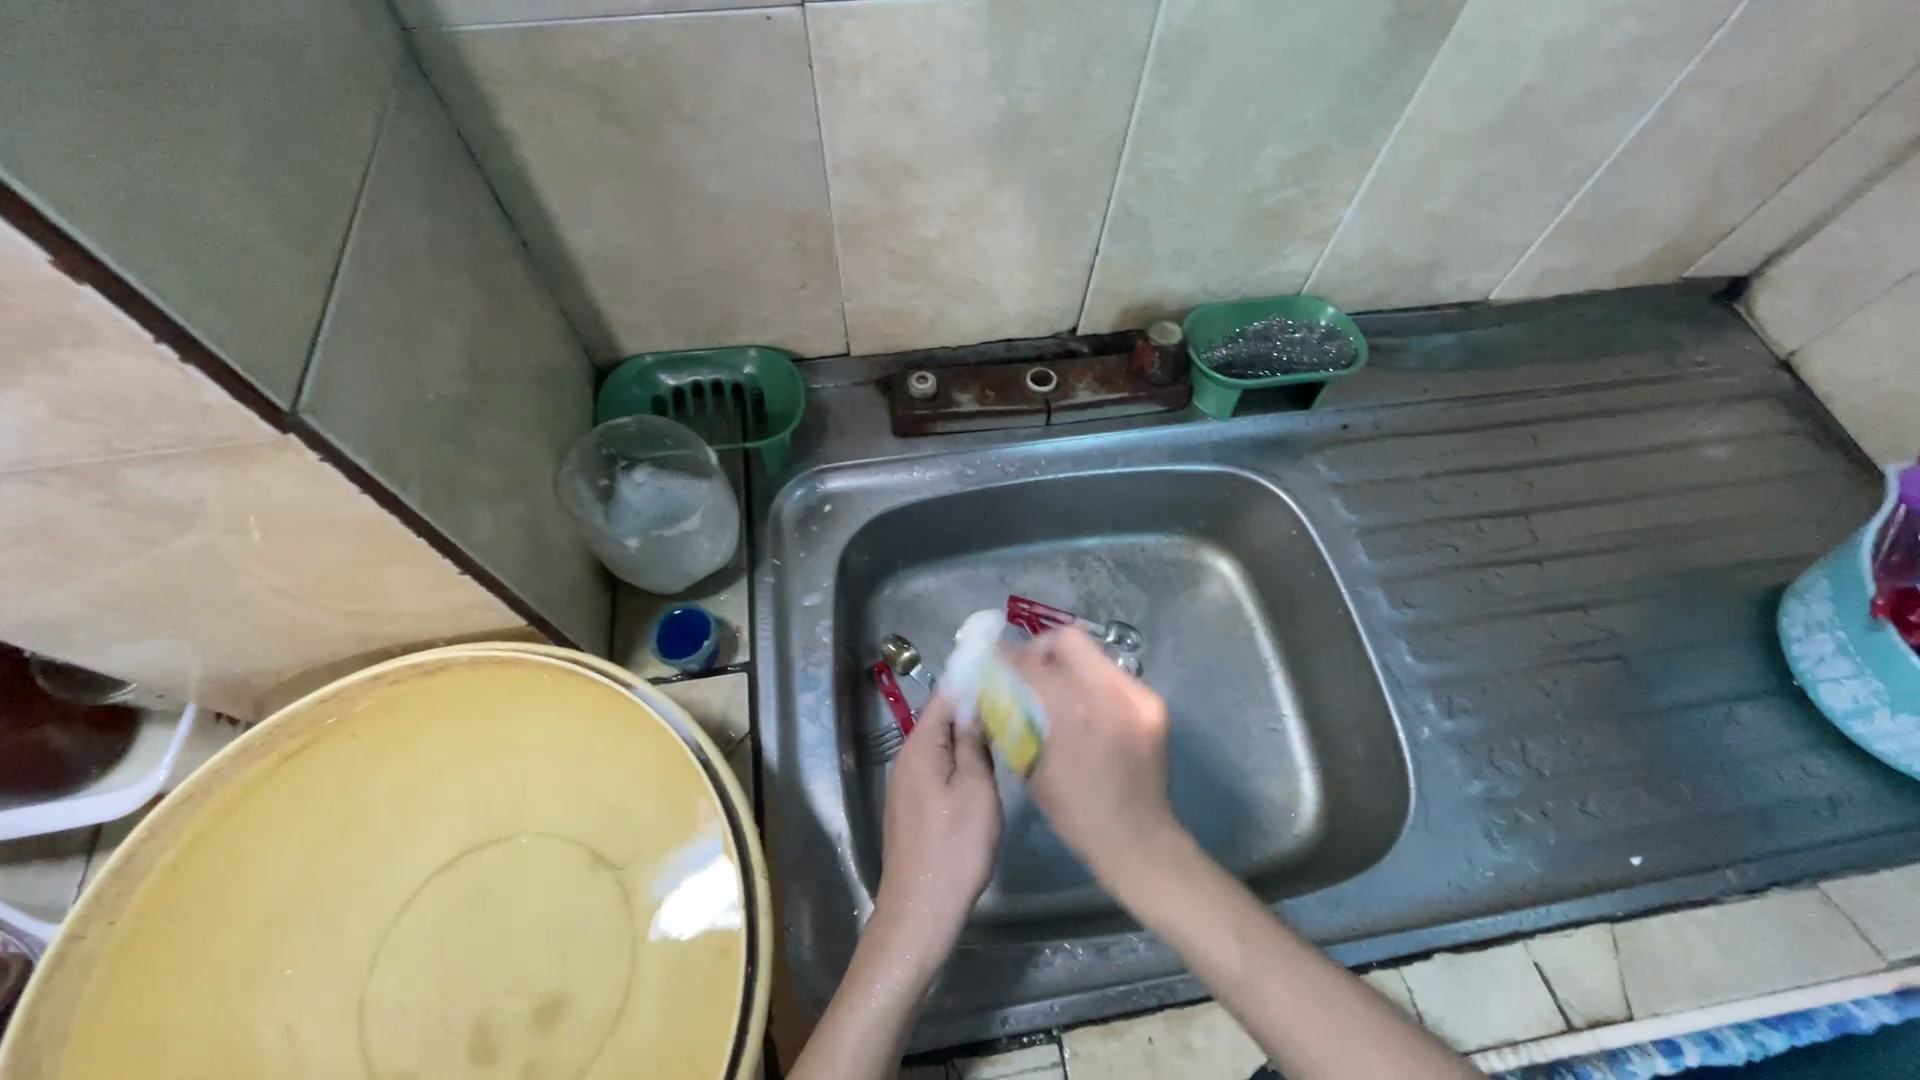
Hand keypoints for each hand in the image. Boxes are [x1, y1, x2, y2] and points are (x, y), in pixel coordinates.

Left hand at [873, 694, 1001, 952]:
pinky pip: (940, 766)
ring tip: (1010, 726)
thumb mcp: (976, 790)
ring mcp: (908, 783)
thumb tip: (974, 704)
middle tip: (1018, 700)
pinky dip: (963, 759)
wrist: (921, 909)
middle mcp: (908, 757)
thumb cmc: (954, 848)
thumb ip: (974, 744)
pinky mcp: (915, 804)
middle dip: (976, 707)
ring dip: (971, 735)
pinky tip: (989, 763)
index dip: (973, 680)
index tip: (1005, 670)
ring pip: (943, 745)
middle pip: (943, 719)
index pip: (945, 695)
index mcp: (920, 746)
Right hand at [1005, 627, 1178, 880]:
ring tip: (1053, 686)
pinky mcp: (1153, 704)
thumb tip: (993, 690)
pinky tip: (1081, 704)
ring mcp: (1139, 696)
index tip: (994, 659)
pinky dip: (1090, 681)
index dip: (1008, 656)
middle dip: (1040, 649)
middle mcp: (1112, 694)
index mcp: (1075, 715)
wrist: (1138, 839)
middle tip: (1025, 667)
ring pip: (1094, 654)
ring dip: (1067, 663)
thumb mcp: (1032, 769)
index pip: (1034, 664)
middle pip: (1068, 640)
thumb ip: (1014, 722)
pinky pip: (1113, 675)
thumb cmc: (1076, 814)